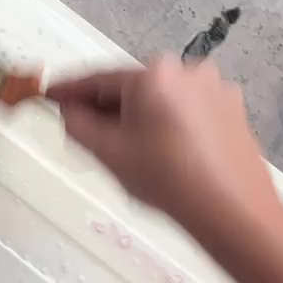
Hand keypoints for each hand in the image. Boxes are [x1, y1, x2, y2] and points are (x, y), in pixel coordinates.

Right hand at [46, 57, 282, 238]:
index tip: (50, 95)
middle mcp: (187, 70)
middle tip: (85, 135)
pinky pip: (185, 111)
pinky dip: (166, 125)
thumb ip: (76, 123)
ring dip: (137, 118)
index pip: (98, 79)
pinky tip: (160, 155)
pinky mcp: (232, 110)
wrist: (233, 212)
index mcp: (154, 73)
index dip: (69, 90)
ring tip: (126, 153)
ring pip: (159, 100)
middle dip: (106, 109)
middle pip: (131, 88)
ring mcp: (214, 89)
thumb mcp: (106, 152)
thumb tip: (69, 111)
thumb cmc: (167, 180)